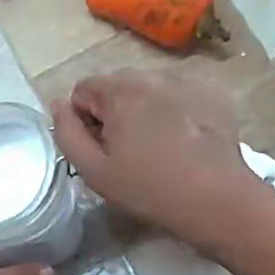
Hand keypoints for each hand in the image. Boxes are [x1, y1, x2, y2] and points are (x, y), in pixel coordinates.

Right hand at [50, 69, 271, 250]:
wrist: (217, 199)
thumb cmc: (147, 187)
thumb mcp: (93, 170)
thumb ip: (67, 133)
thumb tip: (57, 105)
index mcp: (120, 90)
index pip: (82, 89)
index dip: (84, 120)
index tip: (99, 148)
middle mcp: (153, 76)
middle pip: (116, 86)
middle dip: (113, 112)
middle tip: (124, 152)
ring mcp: (187, 83)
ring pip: (148, 91)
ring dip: (142, 112)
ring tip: (154, 148)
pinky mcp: (213, 95)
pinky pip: (177, 97)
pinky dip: (172, 113)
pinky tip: (180, 143)